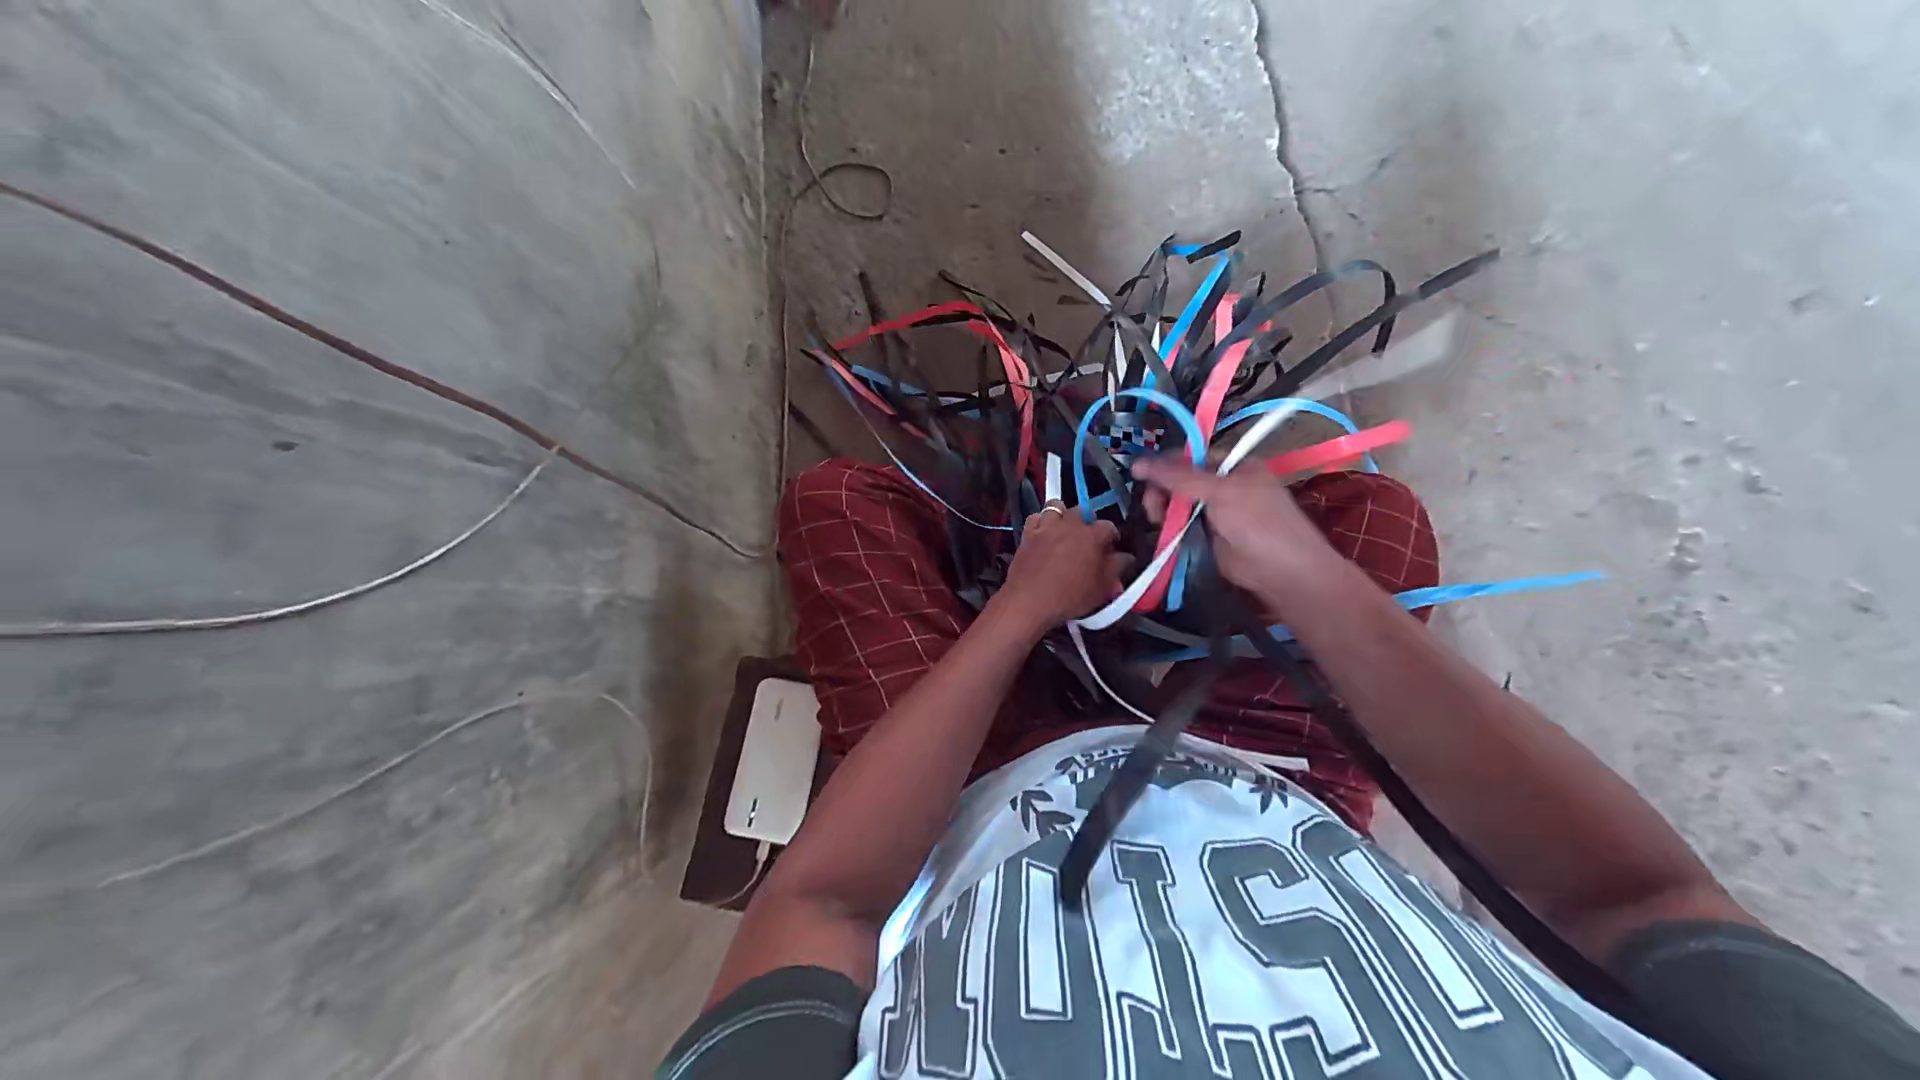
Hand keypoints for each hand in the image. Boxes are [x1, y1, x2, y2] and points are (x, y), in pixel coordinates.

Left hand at [994, 503, 1124, 629]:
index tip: (1110, 549)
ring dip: (1062, 515)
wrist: (1029, 601)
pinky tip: (1043, 533)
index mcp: (1092, 535)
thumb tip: (1126, 557)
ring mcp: (1046, 526)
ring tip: (1064, 530)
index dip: (1111, 538)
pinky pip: (1035, 517)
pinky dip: (1041, 521)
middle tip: (1086, 540)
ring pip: (1056, 506)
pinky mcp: (1027, 533)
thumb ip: (1117, 567)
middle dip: (1087, 522)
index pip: (1109, 527)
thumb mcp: (1102, 587)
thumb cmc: (1070, 596)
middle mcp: (1070, 524)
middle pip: (1082, 511)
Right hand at [1130, 457, 1346, 607]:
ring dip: (1164, 508)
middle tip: (1153, 506)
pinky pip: (1182, 523)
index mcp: (1234, 464)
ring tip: (1158, 520)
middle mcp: (1225, 483)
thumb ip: (1179, 477)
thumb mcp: (1220, 492)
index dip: (1165, 463)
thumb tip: (1137, 464)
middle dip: (1163, 489)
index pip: (1191, 456)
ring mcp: (1217, 510)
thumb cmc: (1258, 522)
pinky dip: (1171, 525)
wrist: (1283, 571)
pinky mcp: (1209, 534)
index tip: (1140, 473)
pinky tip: (1165, 530)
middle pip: (1181, 479)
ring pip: (1178, 501)